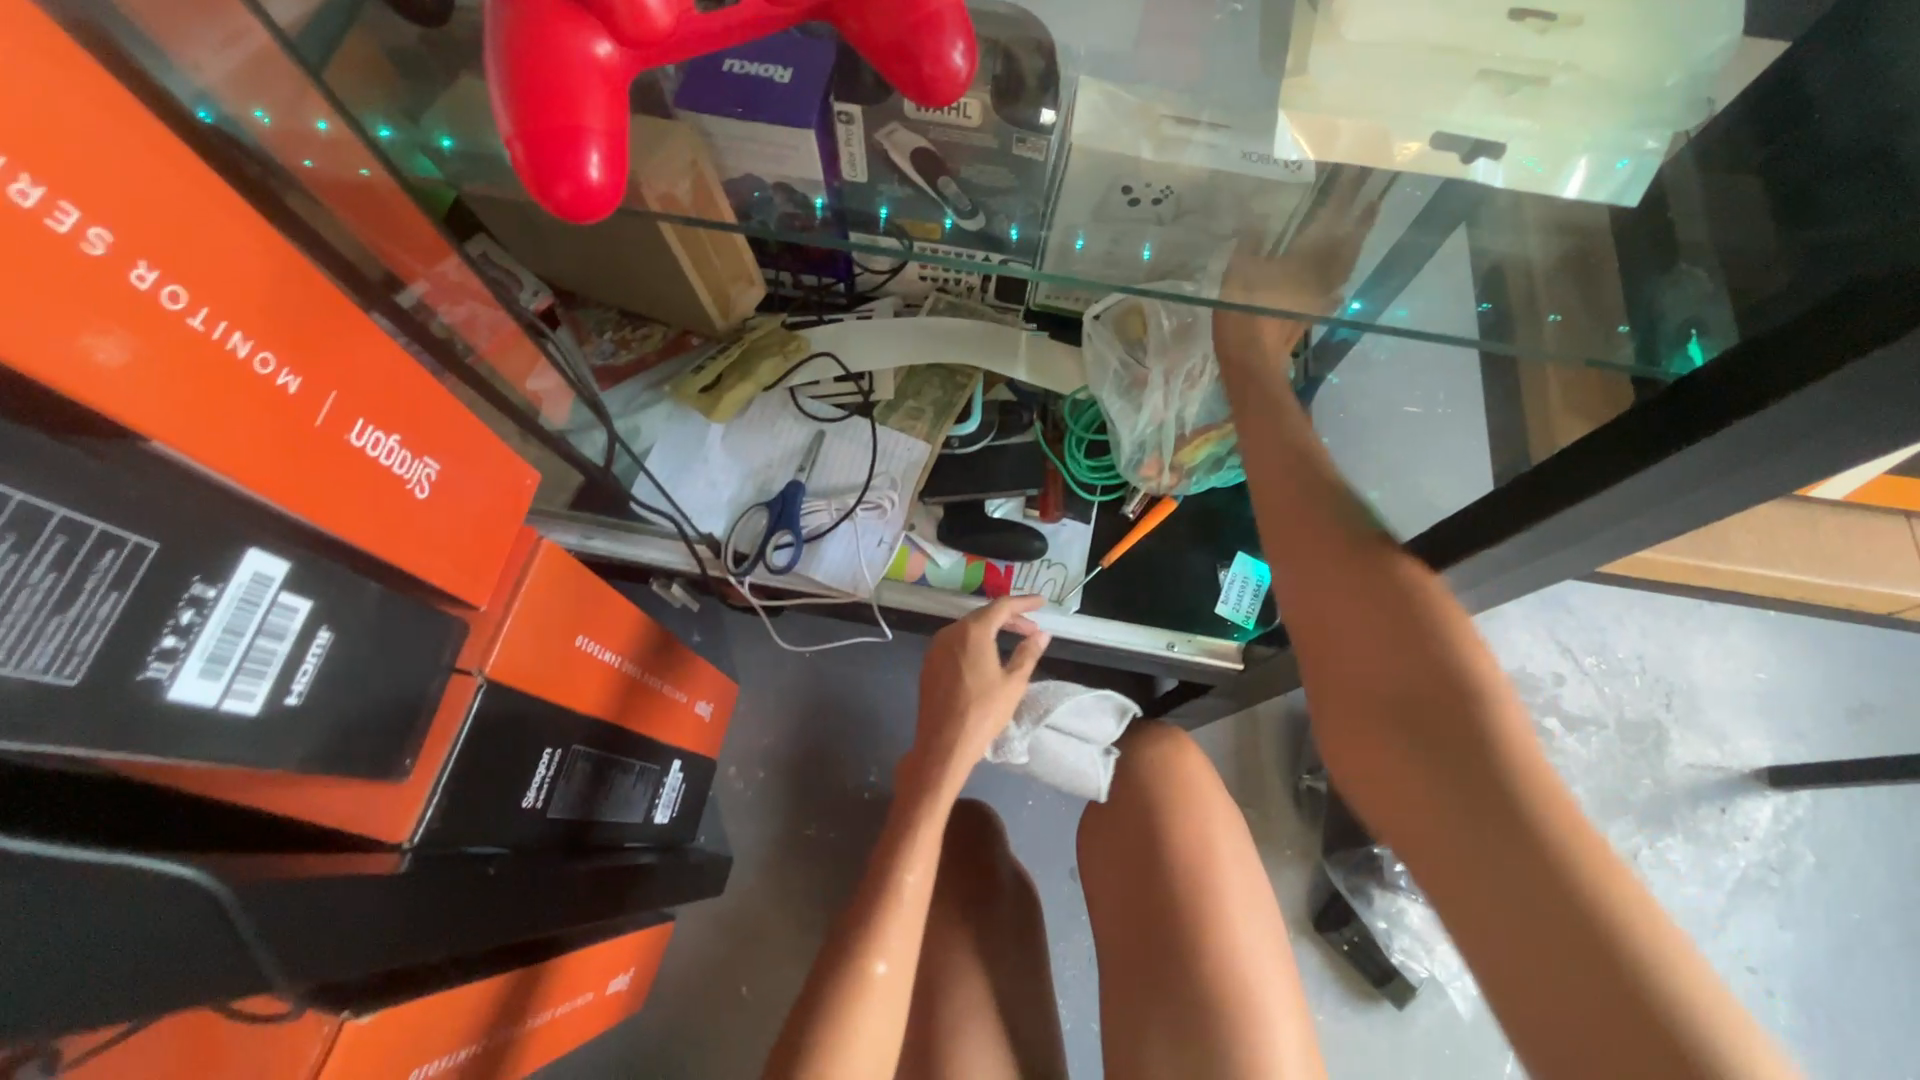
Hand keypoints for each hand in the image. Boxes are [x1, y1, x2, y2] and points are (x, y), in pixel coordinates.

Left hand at [907, 595, 1050, 789]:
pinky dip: (975, 642)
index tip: (1042, 602)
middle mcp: (950, 632)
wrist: (943, 743)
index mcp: (973, 632)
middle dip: (1010, 619)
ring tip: (1013, 641)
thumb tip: (1042, 635)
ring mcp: (936, 648)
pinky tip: (987, 656)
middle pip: (984, 615)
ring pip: (968, 629)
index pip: (1002, 606)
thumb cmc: (983, 712)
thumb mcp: (1013, 683)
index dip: (1024, 602)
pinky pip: (956, 643)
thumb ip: (1028, 653)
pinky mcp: (929, 664)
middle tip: (1032, 630)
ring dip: (992, 630)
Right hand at [1213, 166, 1382, 370]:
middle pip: (1349, 239)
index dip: (1345, 192)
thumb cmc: (1244, 315)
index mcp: (1307, 257)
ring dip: (1356, 244)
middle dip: (1361, 217)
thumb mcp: (1237, 273)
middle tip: (1374, 197)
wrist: (1254, 363)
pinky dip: (1339, 278)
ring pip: (1346, 264)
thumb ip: (1249, 245)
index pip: (1332, 215)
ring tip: (1360, 229)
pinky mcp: (1314, 313)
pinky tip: (1339, 280)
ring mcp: (1322, 295)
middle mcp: (1323, 272)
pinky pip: (1334, 289)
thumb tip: (1256, 221)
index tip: (1358, 169)